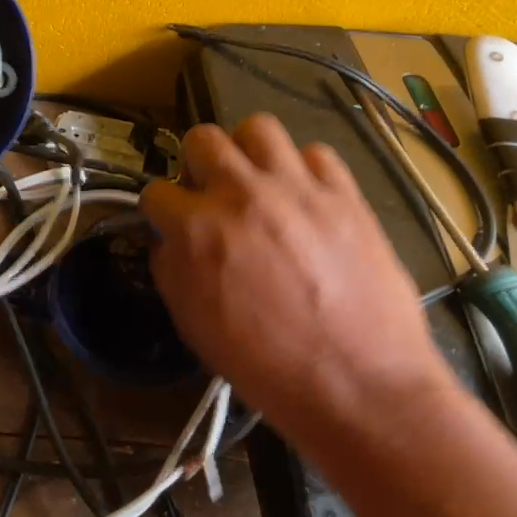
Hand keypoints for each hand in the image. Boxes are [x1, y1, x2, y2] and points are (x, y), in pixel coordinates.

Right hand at [140, 115, 454, 440]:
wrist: (360, 387)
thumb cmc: (265, 365)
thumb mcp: (191, 323)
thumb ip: (170, 269)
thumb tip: (168, 240)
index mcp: (196, 228)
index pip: (156, 191)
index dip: (160, 211)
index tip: (171, 225)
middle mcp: (241, 193)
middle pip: (202, 139)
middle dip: (198, 165)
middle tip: (212, 195)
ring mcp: (297, 188)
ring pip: (258, 128)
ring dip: (249, 153)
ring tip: (259, 183)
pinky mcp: (345, 194)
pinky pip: (317, 154)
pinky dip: (305, 172)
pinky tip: (307, 200)